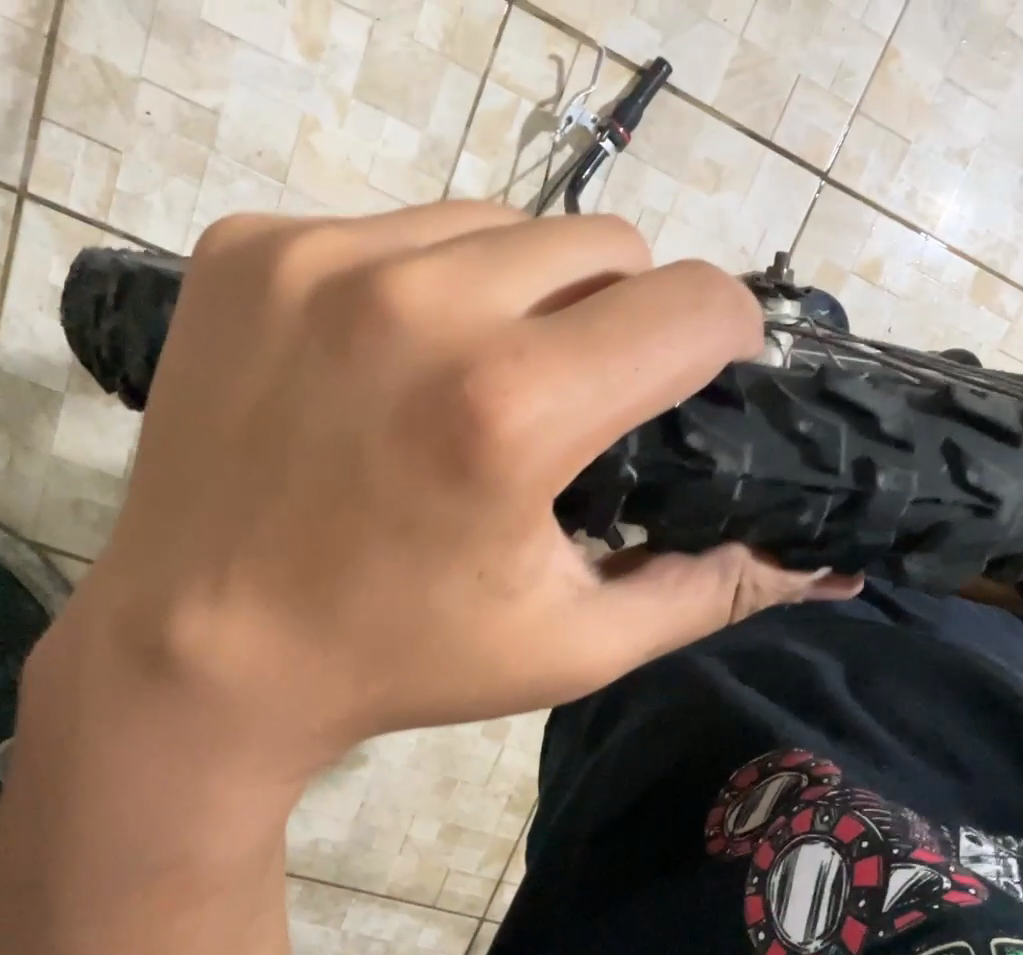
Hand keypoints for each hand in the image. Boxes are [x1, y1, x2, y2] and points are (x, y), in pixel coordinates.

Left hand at [31, 204, 858, 787]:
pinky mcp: (252, 245)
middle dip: (626, 316)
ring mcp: (320, 258)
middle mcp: (417, 304)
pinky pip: (403, 227)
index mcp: (508, 411)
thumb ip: (714, 587)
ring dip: (530, 292)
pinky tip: (394, 363)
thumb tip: (828, 565)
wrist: (194, 654)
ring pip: (506, 226)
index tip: (699, 383)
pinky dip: (432, 282)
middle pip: (609, 246)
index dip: (723, 341)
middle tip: (584, 398)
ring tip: (486, 378)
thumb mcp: (578, 643)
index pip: (693, 304)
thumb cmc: (404, 659)